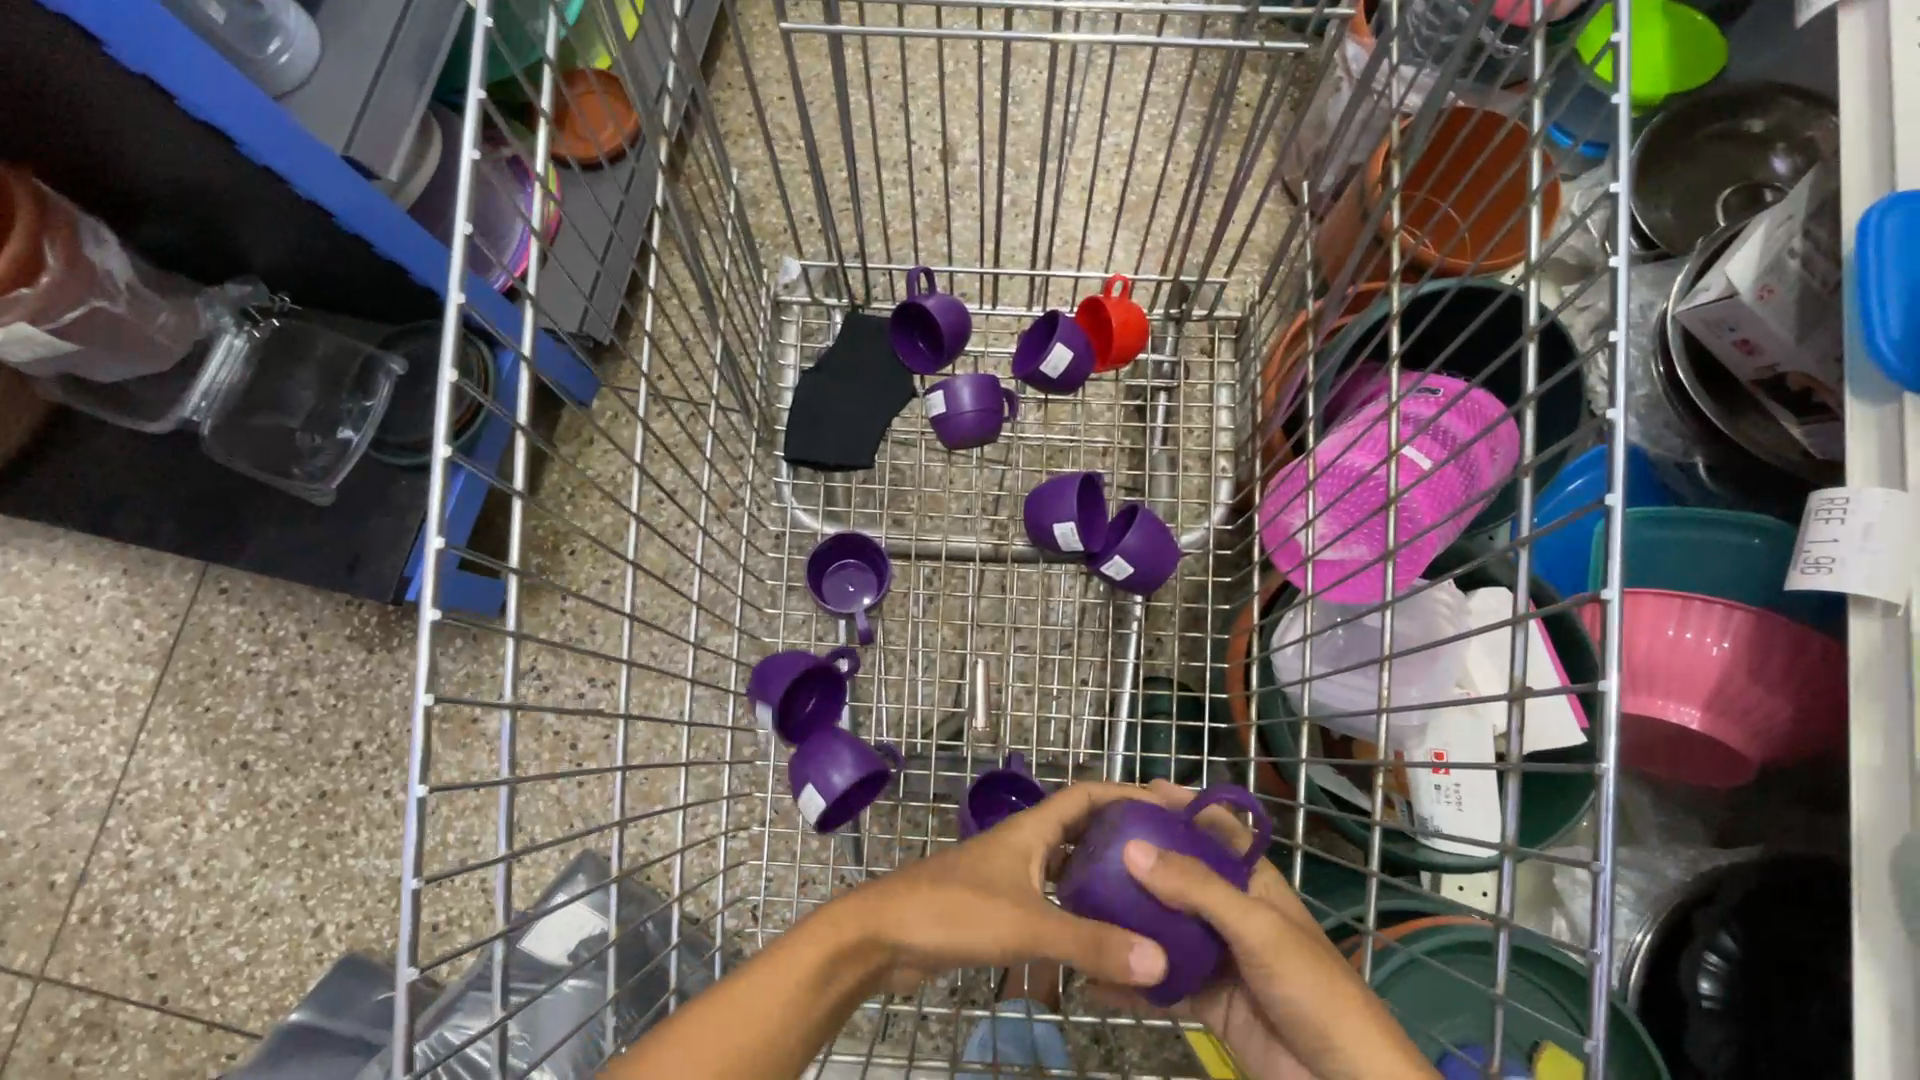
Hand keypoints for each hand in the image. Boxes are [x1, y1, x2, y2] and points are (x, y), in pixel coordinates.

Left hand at [838, 782, 1170, 993]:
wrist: (882, 936)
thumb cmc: (953, 912)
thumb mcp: (1027, 926)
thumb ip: (1090, 943)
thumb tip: (1158, 960)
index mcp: (1029, 830)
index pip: (1085, 796)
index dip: (1124, 795)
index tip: (1166, 807)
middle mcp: (1021, 846)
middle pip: (1078, 830)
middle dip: (1118, 838)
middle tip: (1164, 859)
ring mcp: (1006, 877)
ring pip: (1062, 868)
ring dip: (1097, 877)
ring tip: (1142, 898)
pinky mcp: (994, 909)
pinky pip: (1047, 901)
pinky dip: (1073, 911)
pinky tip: (1095, 937)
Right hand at [1090, 781, 1436, 1079]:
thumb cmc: (1312, 990)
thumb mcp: (1258, 929)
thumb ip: (1197, 888)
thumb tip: (1132, 848)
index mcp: (1254, 884)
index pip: (1216, 830)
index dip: (1183, 807)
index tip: (1137, 790)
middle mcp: (1231, 913)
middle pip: (1180, 875)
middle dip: (1142, 859)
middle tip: (1092, 844)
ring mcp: (1216, 957)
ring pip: (1163, 927)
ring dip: (1128, 916)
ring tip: (1078, 899)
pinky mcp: (1203, 999)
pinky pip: (1158, 980)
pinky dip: (1128, 978)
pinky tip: (1092, 973)